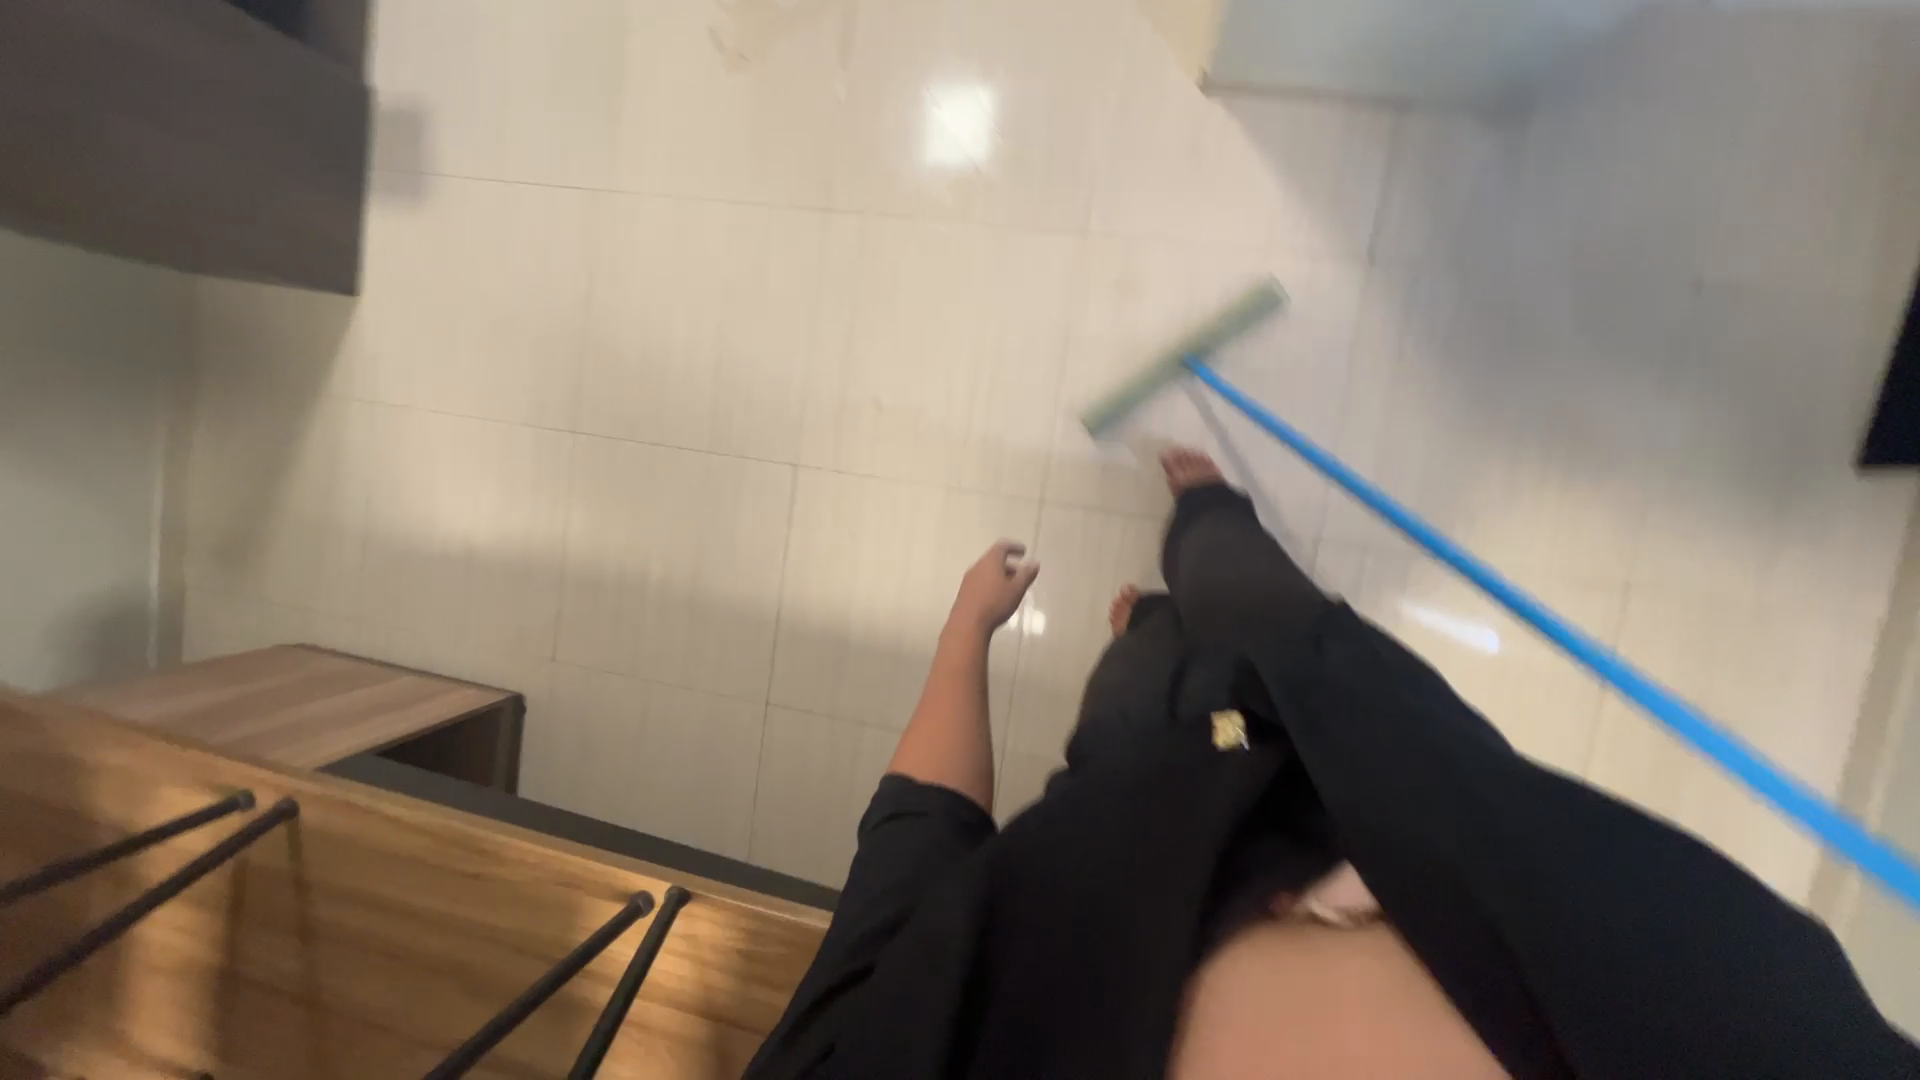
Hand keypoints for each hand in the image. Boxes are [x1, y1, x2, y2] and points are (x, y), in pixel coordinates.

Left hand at [949, 540, 1039, 635]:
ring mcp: (968, 579)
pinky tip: (997, 598)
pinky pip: (981, 582)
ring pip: (987, 572)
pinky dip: (992, 584)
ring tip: (1011, 588)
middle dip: (1009, 565)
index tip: (1024, 552)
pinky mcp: (964, 592)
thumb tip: (1034, 563)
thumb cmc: (995, 603)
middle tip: (1020, 574)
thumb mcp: (1016, 589)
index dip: (1014, 547)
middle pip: (994, 560)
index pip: (1002, 547)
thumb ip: (1026, 575)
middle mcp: (977, 566)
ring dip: (1000, 576)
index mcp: (990, 561)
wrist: (967, 624)